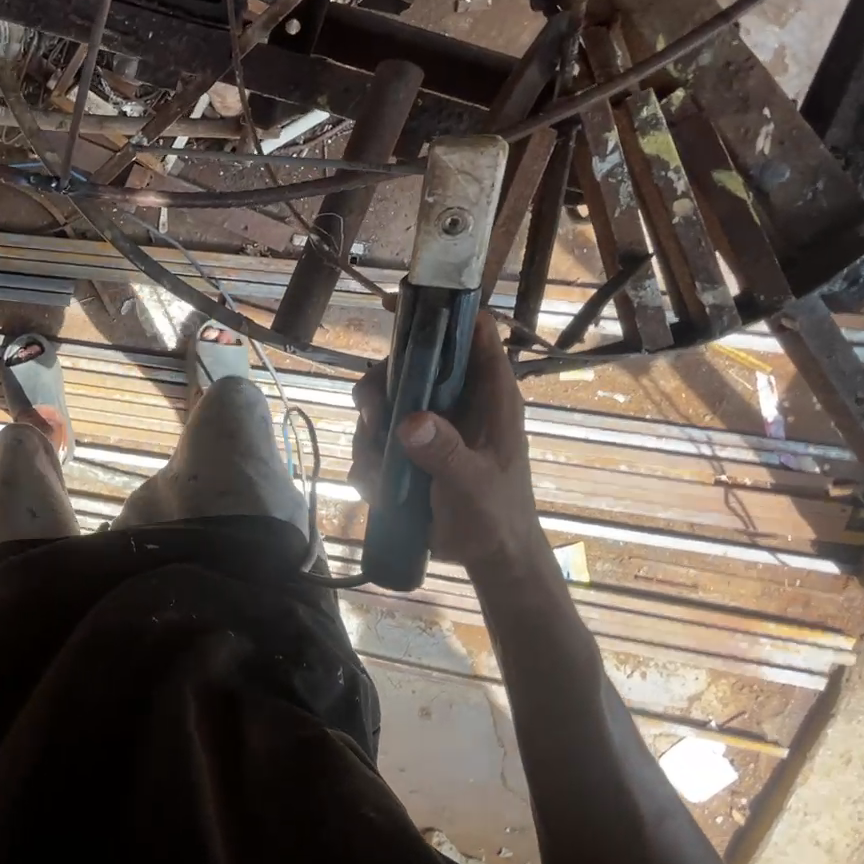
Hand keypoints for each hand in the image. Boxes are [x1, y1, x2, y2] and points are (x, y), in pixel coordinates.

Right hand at [351, 311, 547, 572]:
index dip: (439, 311)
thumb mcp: (474, 484)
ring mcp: (426, 429)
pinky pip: (370, 444)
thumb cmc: (496, 515)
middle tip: (371, 415)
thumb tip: (407, 421)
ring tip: (380, 469)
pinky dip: (367, 464)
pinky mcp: (405, 453)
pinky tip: (379, 488)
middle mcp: (453, 404)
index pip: (470, 335)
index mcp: (488, 397)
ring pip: (380, 407)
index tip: (395, 305)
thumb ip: (444, 453)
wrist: (487, 558)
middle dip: (379, 389)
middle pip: (405, 368)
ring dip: (369, 435)